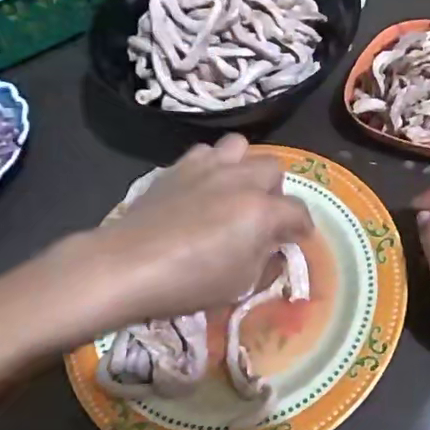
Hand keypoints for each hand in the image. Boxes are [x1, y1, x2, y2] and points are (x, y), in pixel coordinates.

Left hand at [81, 135, 312, 324]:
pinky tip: (204, 187)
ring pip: (241, 147)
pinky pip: (207, 151)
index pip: (298, 211)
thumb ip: (264, 258)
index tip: (298, 238)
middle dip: (275, 192)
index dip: (303, 226)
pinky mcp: (178, 166)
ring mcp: (208, 167)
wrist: (126, 265)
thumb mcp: (240, 282)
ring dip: (245, 167)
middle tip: (263, 215)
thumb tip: (271, 244)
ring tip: (235, 191)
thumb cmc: (188, 282)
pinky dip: (213, 165)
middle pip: (274, 169)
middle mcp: (240, 179)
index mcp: (261, 210)